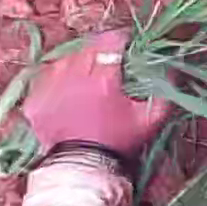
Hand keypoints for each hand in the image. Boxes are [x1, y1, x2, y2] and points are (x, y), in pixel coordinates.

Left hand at [22, 30, 170, 158]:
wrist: (84, 167)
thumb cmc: (118, 142)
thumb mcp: (150, 120)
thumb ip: (165, 93)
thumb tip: (171, 71)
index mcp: (102, 79)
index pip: (109, 43)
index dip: (120, 38)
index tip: (127, 42)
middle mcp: (73, 78)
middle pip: (85, 48)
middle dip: (99, 48)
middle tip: (109, 57)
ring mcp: (50, 89)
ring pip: (63, 60)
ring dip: (77, 60)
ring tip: (87, 71)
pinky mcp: (35, 102)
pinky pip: (44, 79)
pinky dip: (56, 79)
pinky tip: (66, 87)